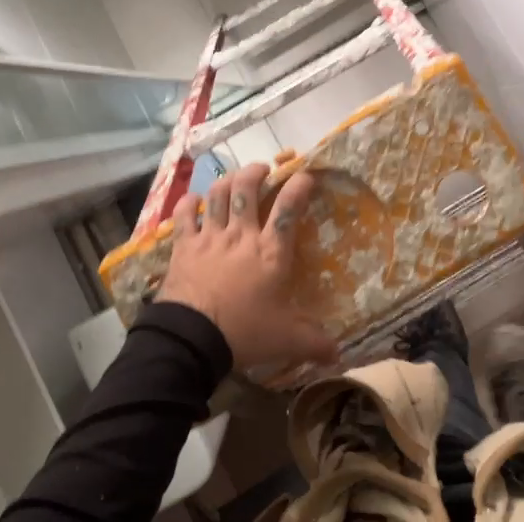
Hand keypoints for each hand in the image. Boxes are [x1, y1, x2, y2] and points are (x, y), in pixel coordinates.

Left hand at [157, 163, 337, 369]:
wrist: (191, 339)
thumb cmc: (243, 332)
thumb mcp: (285, 340)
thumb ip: (313, 342)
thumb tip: (339, 354)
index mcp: (270, 252)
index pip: (288, 208)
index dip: (298, 186)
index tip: (305, 175)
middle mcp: (241, 234)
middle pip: (247, 188)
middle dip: (256, 172)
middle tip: (263, 170)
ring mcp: (210, 236)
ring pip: (217, 194)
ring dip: (226, 181)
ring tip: (233, 179)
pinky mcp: (184, 246)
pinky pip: (185, 214)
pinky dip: (189, 202)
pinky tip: (194, 199)